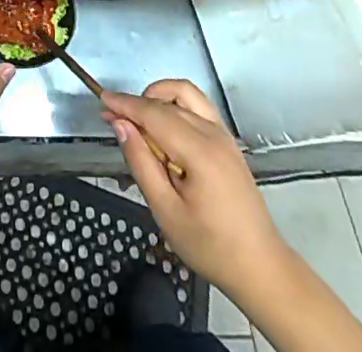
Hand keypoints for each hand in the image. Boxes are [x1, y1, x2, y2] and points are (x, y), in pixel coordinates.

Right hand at [101, 80, 279, 289]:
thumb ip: (141, 162)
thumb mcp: (165, 210)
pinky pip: (198, 107)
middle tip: (112, 119)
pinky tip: (163, 130)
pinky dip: (175, 106)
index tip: (102, 99)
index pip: (154, 113)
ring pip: (186, 95)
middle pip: (168, 102)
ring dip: (158, 98)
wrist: (260, 266)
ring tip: (139, 123)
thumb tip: (120, 125)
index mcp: (200, 152)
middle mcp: (214, 135)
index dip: (125, 103)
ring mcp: (224, 136)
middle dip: (136, 104)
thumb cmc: (210, 245)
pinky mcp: (228, 142)